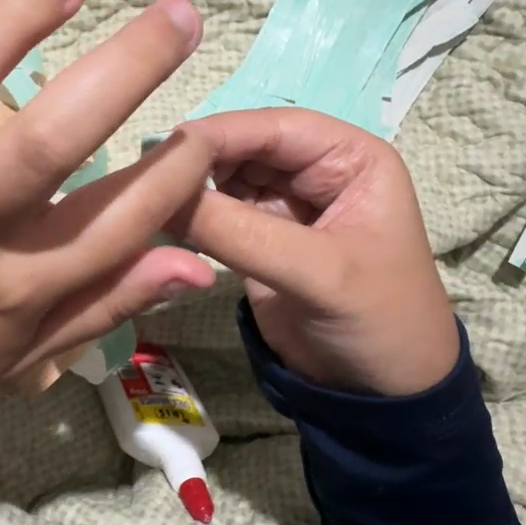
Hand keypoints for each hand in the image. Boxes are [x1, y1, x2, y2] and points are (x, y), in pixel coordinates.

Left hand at [0, 0, 217, 394]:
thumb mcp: (35, 348)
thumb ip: (111, 302)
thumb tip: (198, 265)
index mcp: (13, 284)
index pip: (112, 225)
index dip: (172, 176)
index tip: (203, 135)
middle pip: (40, 148)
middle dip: (124, 72)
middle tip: (179, 17)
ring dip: (4, 26)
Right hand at [170, 108, 458, 395]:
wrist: (382, 396)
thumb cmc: (377, 321)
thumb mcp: (318, 272)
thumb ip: (240, 232)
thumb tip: (160, 195)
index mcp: (350, 159)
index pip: (277, 128)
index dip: (221, 133)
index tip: (163, 148)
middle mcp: (314, 171)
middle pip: (243, 148)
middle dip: (197, 162)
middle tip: (143, 182)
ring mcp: (283, 206)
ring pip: (223, 179)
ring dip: (188, 190)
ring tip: (143, 203)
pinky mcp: (258, 240)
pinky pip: (216, 216)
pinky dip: (189, 219)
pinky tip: (158, 224)